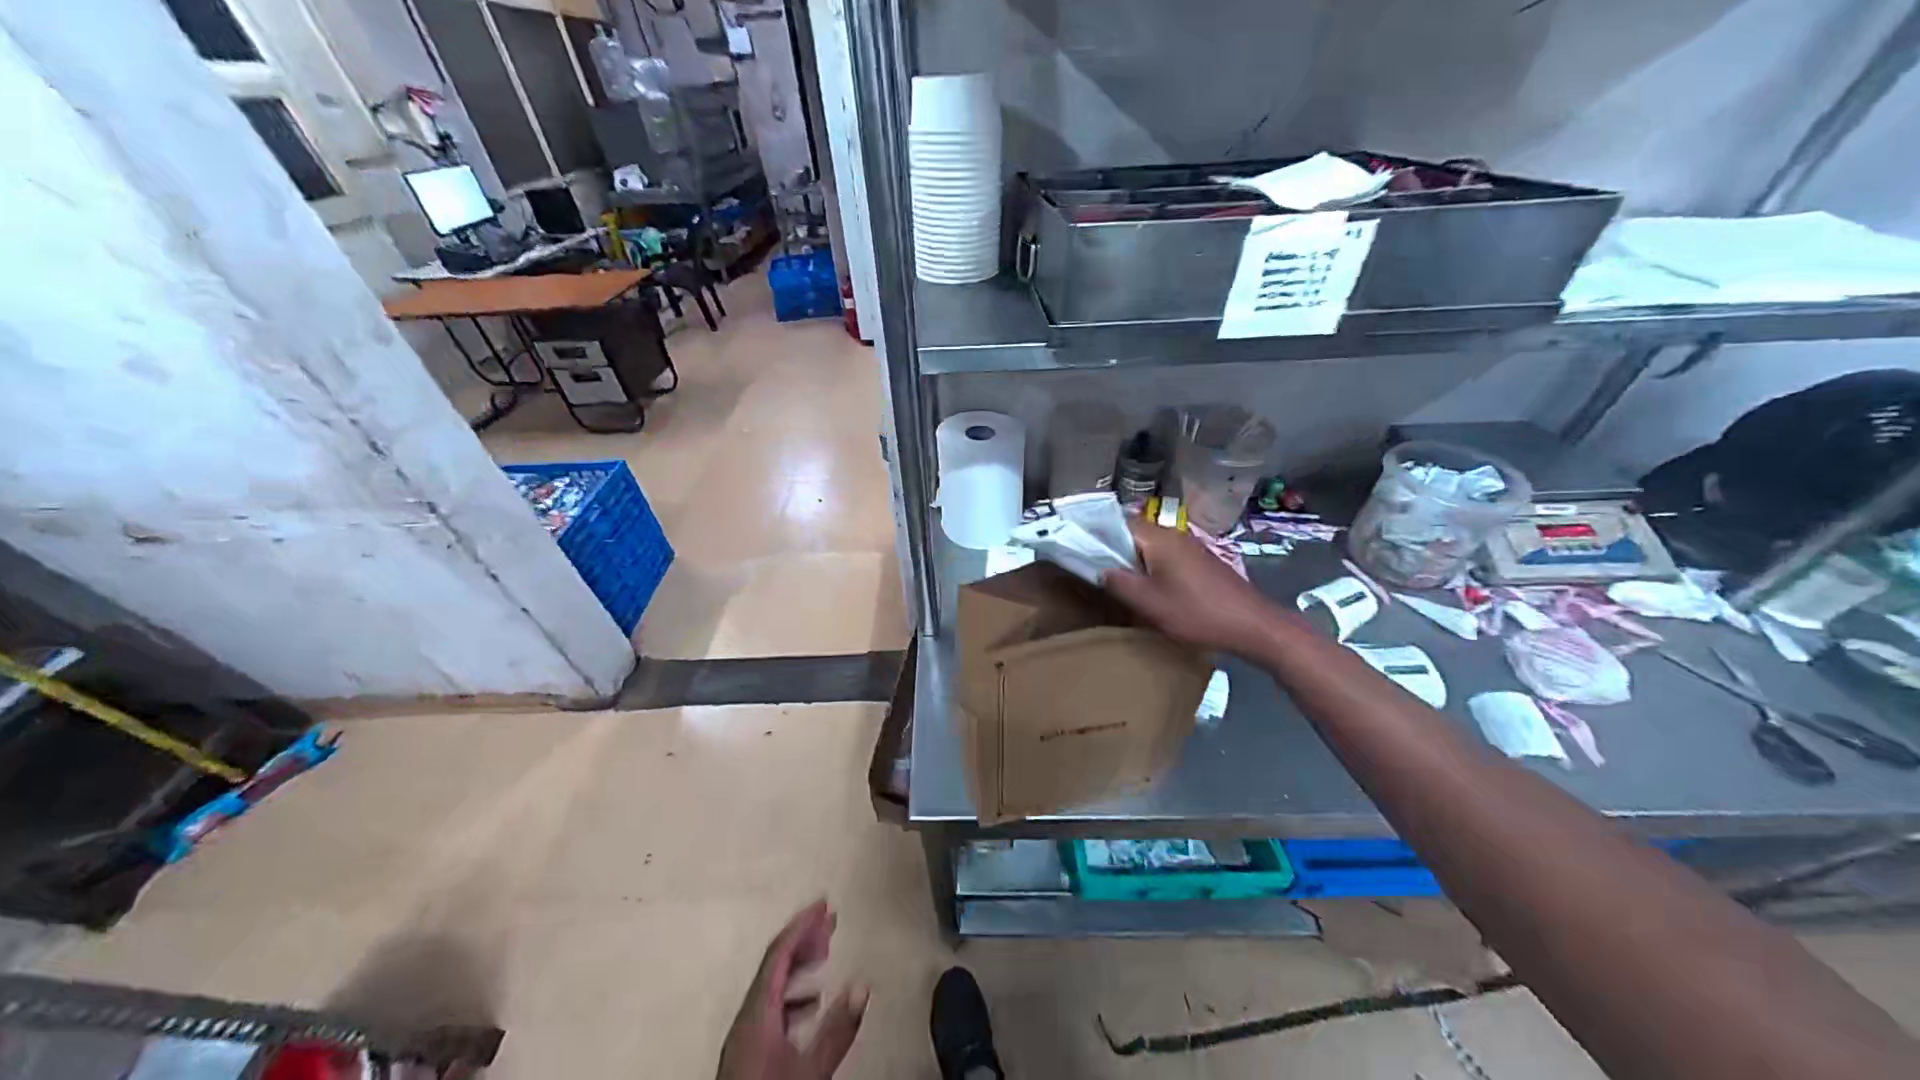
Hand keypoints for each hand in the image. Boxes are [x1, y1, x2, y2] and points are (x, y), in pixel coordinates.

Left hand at [717, 901, 867, 1079]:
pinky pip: (771, 1004)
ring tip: (827, 956)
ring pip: (772, 984)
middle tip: (832, 921)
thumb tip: (863, 985)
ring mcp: (745, 1033)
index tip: (824, 903)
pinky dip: (793, 992)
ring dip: (800, 964)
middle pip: (774, 963)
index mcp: (758, 1011)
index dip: (802, 924)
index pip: (779, 952)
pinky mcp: (748, 1050)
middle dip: (803, 938)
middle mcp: (747, 1015)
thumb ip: (837, 1029)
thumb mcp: (811, 1069)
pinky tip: (812, 1004)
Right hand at [1102, 520, 1283, 656]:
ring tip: (1115, 581)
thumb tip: (1100, 570)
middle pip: (1132, 533)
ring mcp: (1189, 547)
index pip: (1116, 522)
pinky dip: (1149, 567)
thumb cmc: (1197, 613)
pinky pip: (1164, 556)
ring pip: (1149, 546)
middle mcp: (1173, 534)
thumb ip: (1119, 583)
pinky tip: (1146, 588)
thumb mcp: (1149, 604)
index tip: (1078, 551)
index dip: (1095, 535)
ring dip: (1131, 560)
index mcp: (1158, 538)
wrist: (1252, 625)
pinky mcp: (1199, 562)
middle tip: (1093, 570)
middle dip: (1112, 549)